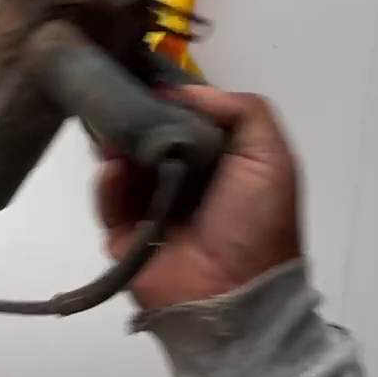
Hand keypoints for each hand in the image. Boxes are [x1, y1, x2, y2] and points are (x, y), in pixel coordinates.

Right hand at [98, 87, 300, 311]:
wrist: (233, 295)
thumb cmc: (255, 223)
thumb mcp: (271, 158)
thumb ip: (242, 111)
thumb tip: (178, 91)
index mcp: (217, 165)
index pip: (183, 123)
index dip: (165, 101)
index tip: (145, 81)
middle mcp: (182, 183)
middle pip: (147, 142)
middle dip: (134, 123)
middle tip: (118, 107)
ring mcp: (150, 210)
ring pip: (122, 168)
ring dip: (116, 149)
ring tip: (113, 138)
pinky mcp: (123, 235)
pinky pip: (107, 203)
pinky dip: (106, 185)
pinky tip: (112, 170)